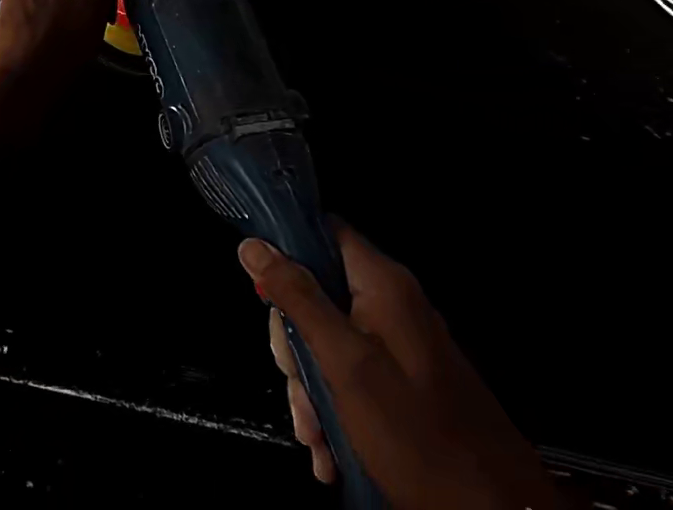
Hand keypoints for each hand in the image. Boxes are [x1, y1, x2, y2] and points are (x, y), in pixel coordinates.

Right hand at [241, 226, 570, 509]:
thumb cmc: (419, 436)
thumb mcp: (344, 361)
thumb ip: (296, 297)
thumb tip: (253, 246)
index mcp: (383, 285)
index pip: (323, 231)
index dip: (284, 247)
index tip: (261, 284)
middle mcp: (390, 304)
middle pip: (313, 290)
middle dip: (292, 339)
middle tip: (295, 378)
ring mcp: (396, 342)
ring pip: (322, 336)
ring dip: (307, 382)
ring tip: (315, 430)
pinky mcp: (399, 377)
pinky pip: (344, 368)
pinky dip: (329, 402)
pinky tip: (327, 441)